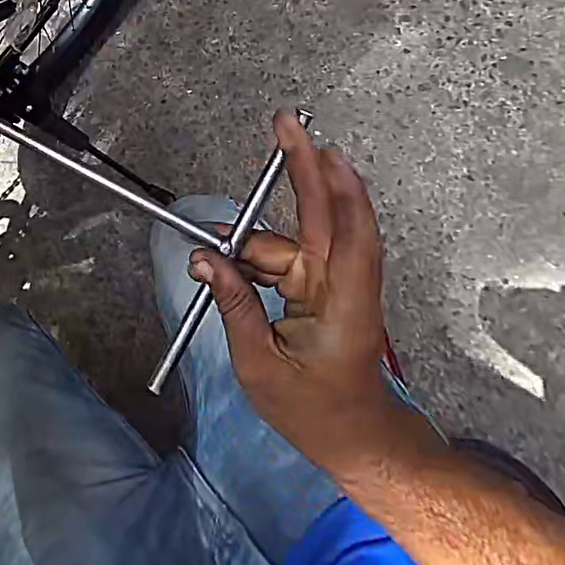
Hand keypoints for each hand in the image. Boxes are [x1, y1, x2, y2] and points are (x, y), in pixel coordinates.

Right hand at [188, 109, 402, 473]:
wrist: (360, 444)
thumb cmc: (317, 414)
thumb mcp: (260, 364)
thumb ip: (233, 303)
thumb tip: (205, 258)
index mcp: (341, 304)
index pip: (343, 234)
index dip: (333, 185)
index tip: (317, 146)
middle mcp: (342, 284)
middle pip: (325, 214)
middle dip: (305, 164)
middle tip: (284, 121)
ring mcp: (331, 284)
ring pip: (288, 240)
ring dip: (250, 244)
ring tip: (215, 262)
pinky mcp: (319, 288)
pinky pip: (283, 257)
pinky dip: (254, 258)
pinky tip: (232, 270)